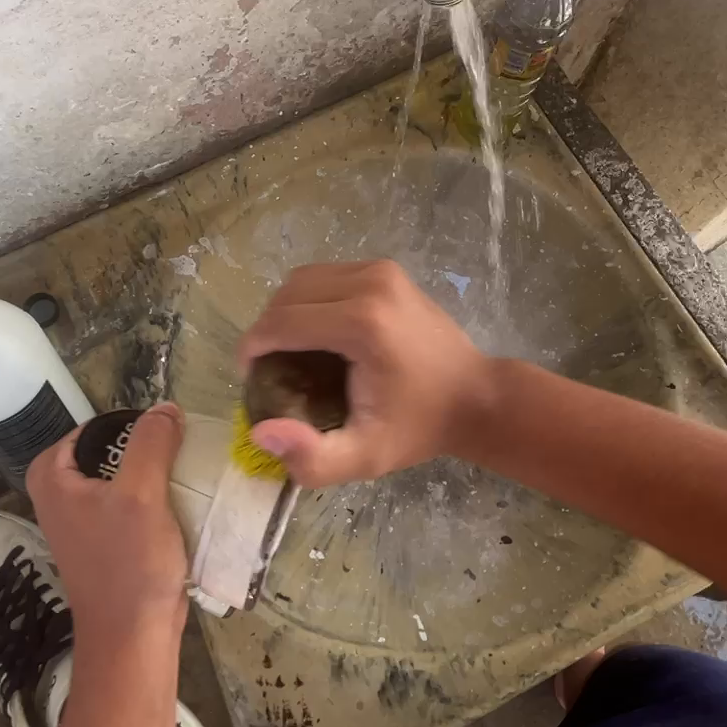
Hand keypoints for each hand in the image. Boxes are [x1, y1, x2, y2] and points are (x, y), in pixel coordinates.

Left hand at [28, 402, 190, 646]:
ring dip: (149, 472)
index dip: (120, 424)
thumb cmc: (128, 563)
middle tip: (172, 444)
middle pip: (104, 452)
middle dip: (138, 446)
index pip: (86, 429)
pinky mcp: (107, 546)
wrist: (134, 639)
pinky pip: (129, 505)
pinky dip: (151, 497)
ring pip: (119, 478)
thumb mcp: (142, 492)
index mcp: (52, 481)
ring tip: (181, 467)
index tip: (154, 429)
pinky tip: (180, 500)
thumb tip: (165, 407)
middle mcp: (60, 500)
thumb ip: (151, 443)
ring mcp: (84, 526)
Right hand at [235, 260, 495, 487]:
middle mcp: (369, 283)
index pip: (282, 322)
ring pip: (303, 279)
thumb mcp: (365, 457)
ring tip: (288, 349)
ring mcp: (379, 270)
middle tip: (268, 367)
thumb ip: (311, 458)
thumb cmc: (418, 428)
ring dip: (285, 311)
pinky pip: (325, 275)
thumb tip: (261, 432)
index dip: (253, 347)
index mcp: (362, 323)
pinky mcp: (385, 268)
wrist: (476, 397)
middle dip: (267, 328)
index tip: (249, 377)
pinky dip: (309, 299)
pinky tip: (317, 332)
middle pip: (288, 295)